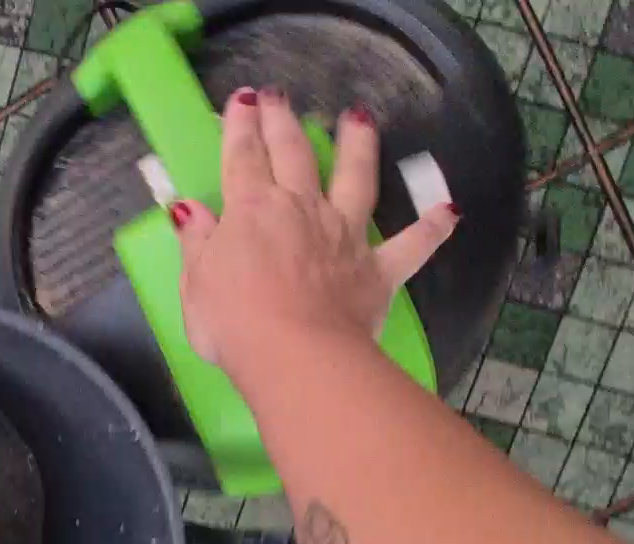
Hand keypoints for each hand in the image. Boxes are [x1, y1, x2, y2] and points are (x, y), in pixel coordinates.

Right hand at [173, 87, 458, 378]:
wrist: (292, 353)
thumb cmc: (231, 320)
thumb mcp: (195, 282)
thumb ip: (197, 241)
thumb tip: (187, 209)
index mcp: (252, 211)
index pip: (242, 159)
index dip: (240, 127)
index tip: (242, 101)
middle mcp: (302, 208)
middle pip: (293, 154)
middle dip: (283, 123)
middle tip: (279, 99)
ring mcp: (344, 234)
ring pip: (357, 178)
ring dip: (359, 145)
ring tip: (360, 119)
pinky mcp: (376, 267)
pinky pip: (412, 244)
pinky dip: (430, 228)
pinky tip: (447, 213)